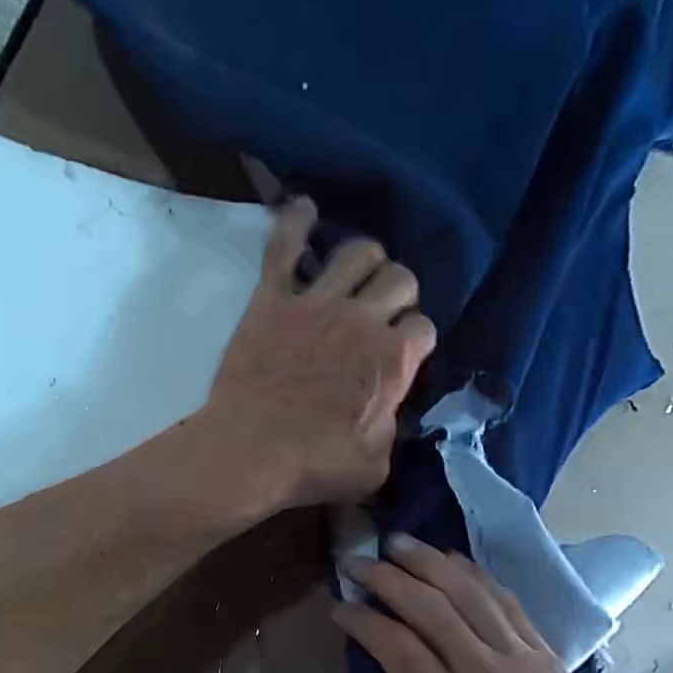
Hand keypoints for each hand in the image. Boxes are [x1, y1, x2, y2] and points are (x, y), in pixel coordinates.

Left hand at [204, 199, 436, 507]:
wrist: (248, 452)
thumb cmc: (316, 464)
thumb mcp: (377, 464)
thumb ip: (393, 429)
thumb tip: (391, 410)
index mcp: (393, 360)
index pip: (425, 328)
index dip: (419, 341)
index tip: (406, 356)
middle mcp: (362, 319)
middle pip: (401, 279)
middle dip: (402, 293)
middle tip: (387, 312)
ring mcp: (316, 303)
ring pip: (357, 252)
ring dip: (367, 259)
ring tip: (360, 273)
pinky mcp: (272, 298)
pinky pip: (284, 246)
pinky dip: (295, 222)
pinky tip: (304, 208)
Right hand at [333, 535, 637, 672]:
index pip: (398, 647)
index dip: (364, 621)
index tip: (341, 606)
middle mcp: (483, 671)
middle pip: (429, 608)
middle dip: (388, 579)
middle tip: (359, 563)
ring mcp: (517, 652)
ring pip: (466, 592)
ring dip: (428, 562)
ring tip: (397, 543)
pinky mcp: (541, 645)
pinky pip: (503, 597)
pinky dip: (473, 573)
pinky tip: (449, 559)